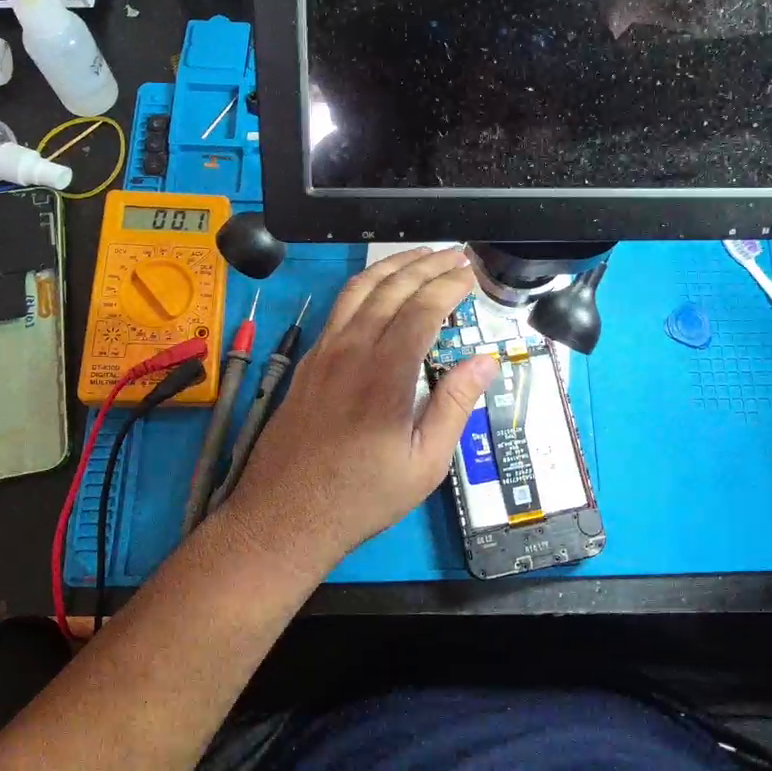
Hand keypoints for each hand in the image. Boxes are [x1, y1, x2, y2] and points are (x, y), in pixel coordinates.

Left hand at [220, 247, 499, 564]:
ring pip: (359, 290)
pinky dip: (366, 285)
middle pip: (392, 289)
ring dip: (393, 266)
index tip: (472, 274)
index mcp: (386, 375)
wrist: (285, 516)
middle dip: (427, 265)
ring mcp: (325, 353)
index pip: (423, 310)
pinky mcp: (309, 361)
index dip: (449, 286)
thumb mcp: (424, 464)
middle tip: (455, 254)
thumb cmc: (363, 496)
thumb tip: (486, 361)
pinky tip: (379, 288)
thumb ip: (455, 405)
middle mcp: (352, 351)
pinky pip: (339, 307)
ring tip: (421, 255)